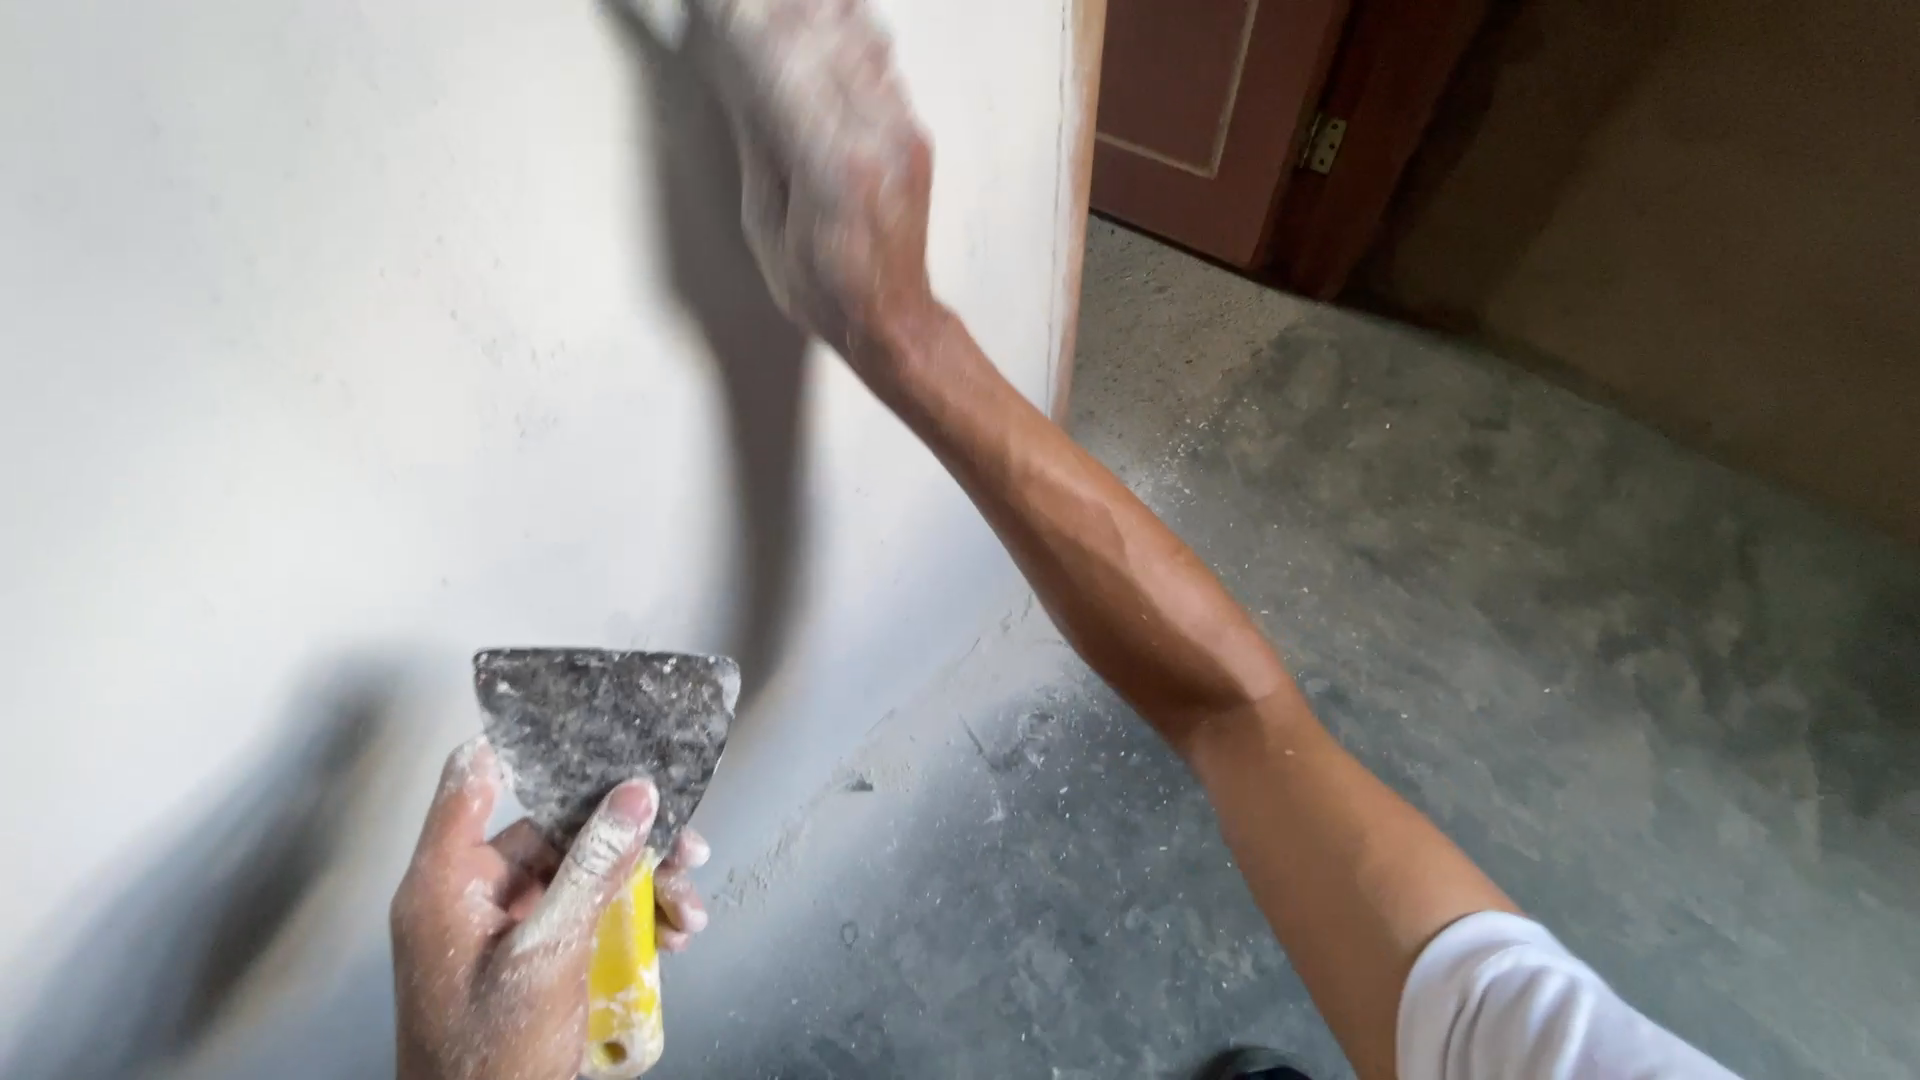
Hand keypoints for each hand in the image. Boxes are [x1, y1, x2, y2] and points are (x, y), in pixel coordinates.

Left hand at [390, 738, 712, 1079]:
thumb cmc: (495, 1053)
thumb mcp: (548, 953)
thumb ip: (593, 868)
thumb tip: (639, 790)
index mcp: (449, 882)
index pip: (470, 782)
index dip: (516, 742)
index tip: (581, 717)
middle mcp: (480, 890)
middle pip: (559, 826)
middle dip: (630, 834)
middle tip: (688, 842)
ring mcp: (514, 921)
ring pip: (591, 866)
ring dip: (649, 880)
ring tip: (693, 903)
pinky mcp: (544, 948)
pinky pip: (597, 907)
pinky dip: (641, 914)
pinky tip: (679, 932)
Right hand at [691, 0, 939, 380]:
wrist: (892, 317)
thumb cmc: (827, 293)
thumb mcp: (766, 226)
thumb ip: (758, 142)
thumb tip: (740, 74)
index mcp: (834, 165)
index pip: (778, 53)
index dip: (739, 18)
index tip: (715, 9)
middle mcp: (878, 137)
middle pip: (820, 26)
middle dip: (774, 7)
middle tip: (739, 10)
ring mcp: (903, 132)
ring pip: (856, 32)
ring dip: (808, 12)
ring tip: (771, 14)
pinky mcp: (914, 133)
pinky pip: (878, 60)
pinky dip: (841, 32)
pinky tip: (815, 26)